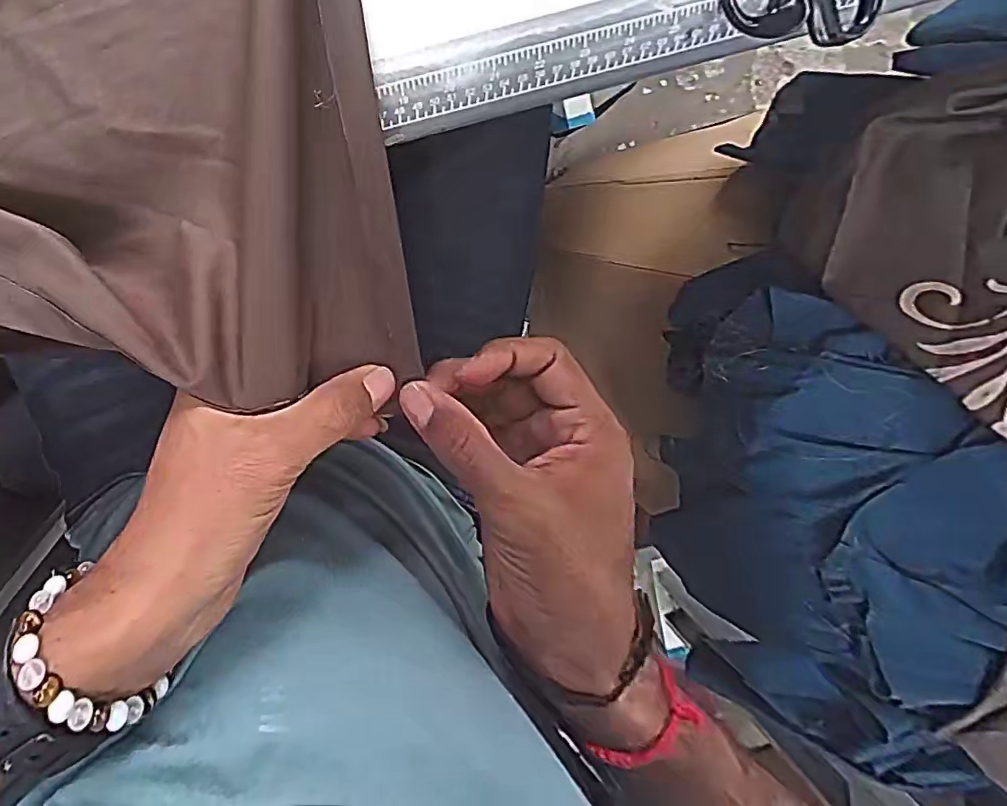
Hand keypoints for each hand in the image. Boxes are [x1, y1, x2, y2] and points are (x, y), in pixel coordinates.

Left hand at [39, 364, 396, 698]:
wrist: (172, 594)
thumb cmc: (198, 520)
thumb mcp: (273, 452)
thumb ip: (326, 412)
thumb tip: (376, 378)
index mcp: (208, 386)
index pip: (266, 346)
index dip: (312, 339)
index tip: (357, 338)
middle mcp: (216, 408)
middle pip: (283, 378)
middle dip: (328, 377)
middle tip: (374, 374)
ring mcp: (229, 442)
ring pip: (289, 410)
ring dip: (328, 408)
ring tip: (372, 402)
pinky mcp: (243, 474)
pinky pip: (290, 441)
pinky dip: (319, 435)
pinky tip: (347, 432)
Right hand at [399, 338, 665, 742]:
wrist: (568, 648)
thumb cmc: (569, 578)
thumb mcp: (515, 503)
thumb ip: (464, 443)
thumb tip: (418, 394)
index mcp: (588, 429)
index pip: (547, 361)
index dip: (502, 358)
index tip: (461, 376)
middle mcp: (561, 434)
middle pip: (511, 379)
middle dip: (469, 379)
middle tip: (427, 392)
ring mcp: (531, 455)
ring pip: (489, 406)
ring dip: (454, 402)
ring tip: (419, 407)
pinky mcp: (505, 478)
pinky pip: (474, 436)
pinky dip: (449, 428)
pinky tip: (424, 427)